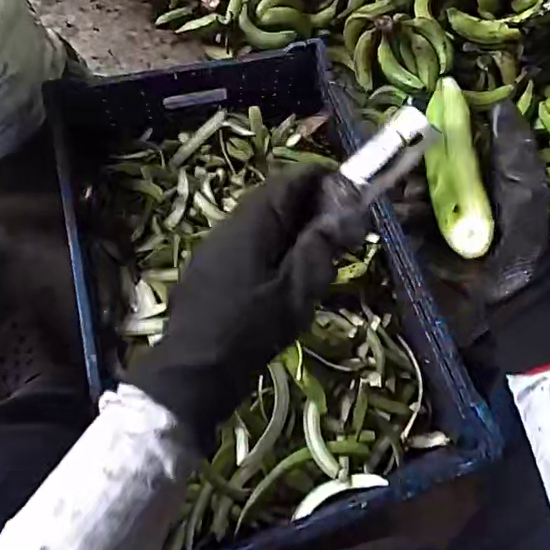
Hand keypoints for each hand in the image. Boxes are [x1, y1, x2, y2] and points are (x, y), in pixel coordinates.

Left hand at [127, 165, 362, 450]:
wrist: (194, 371)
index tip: (355, 198)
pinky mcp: (212, 265)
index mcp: (254, 219)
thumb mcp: (297, 289)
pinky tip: (290, 273)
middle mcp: (232, 221)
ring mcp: (218, 243)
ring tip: (324, 253)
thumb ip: (320, 246)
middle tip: (345, 230)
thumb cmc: (251, 328)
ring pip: (266, 220)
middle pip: (280, 196)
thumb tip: (346, 211)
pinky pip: (252, 240)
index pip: (295, 178)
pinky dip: (278, 245)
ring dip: (297, 227)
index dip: (328, 181)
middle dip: (316, 206)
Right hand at [409, 100, 549, 374]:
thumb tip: (498, 103)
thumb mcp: (526, 191)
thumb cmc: (521, 244)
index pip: (452, 140)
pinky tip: (401, 212)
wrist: (503, 307)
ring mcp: (425, 215)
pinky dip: (392, 209)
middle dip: (414, 155)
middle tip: (412, 155)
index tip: (427, 113)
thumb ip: (513, 149)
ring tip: (413, 194)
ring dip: (404, 184)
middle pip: (420, 160)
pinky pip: (390, 215)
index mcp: (478, 175)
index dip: (439, 125)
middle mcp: (449, 191)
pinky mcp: (406, 238)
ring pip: (401, 186)